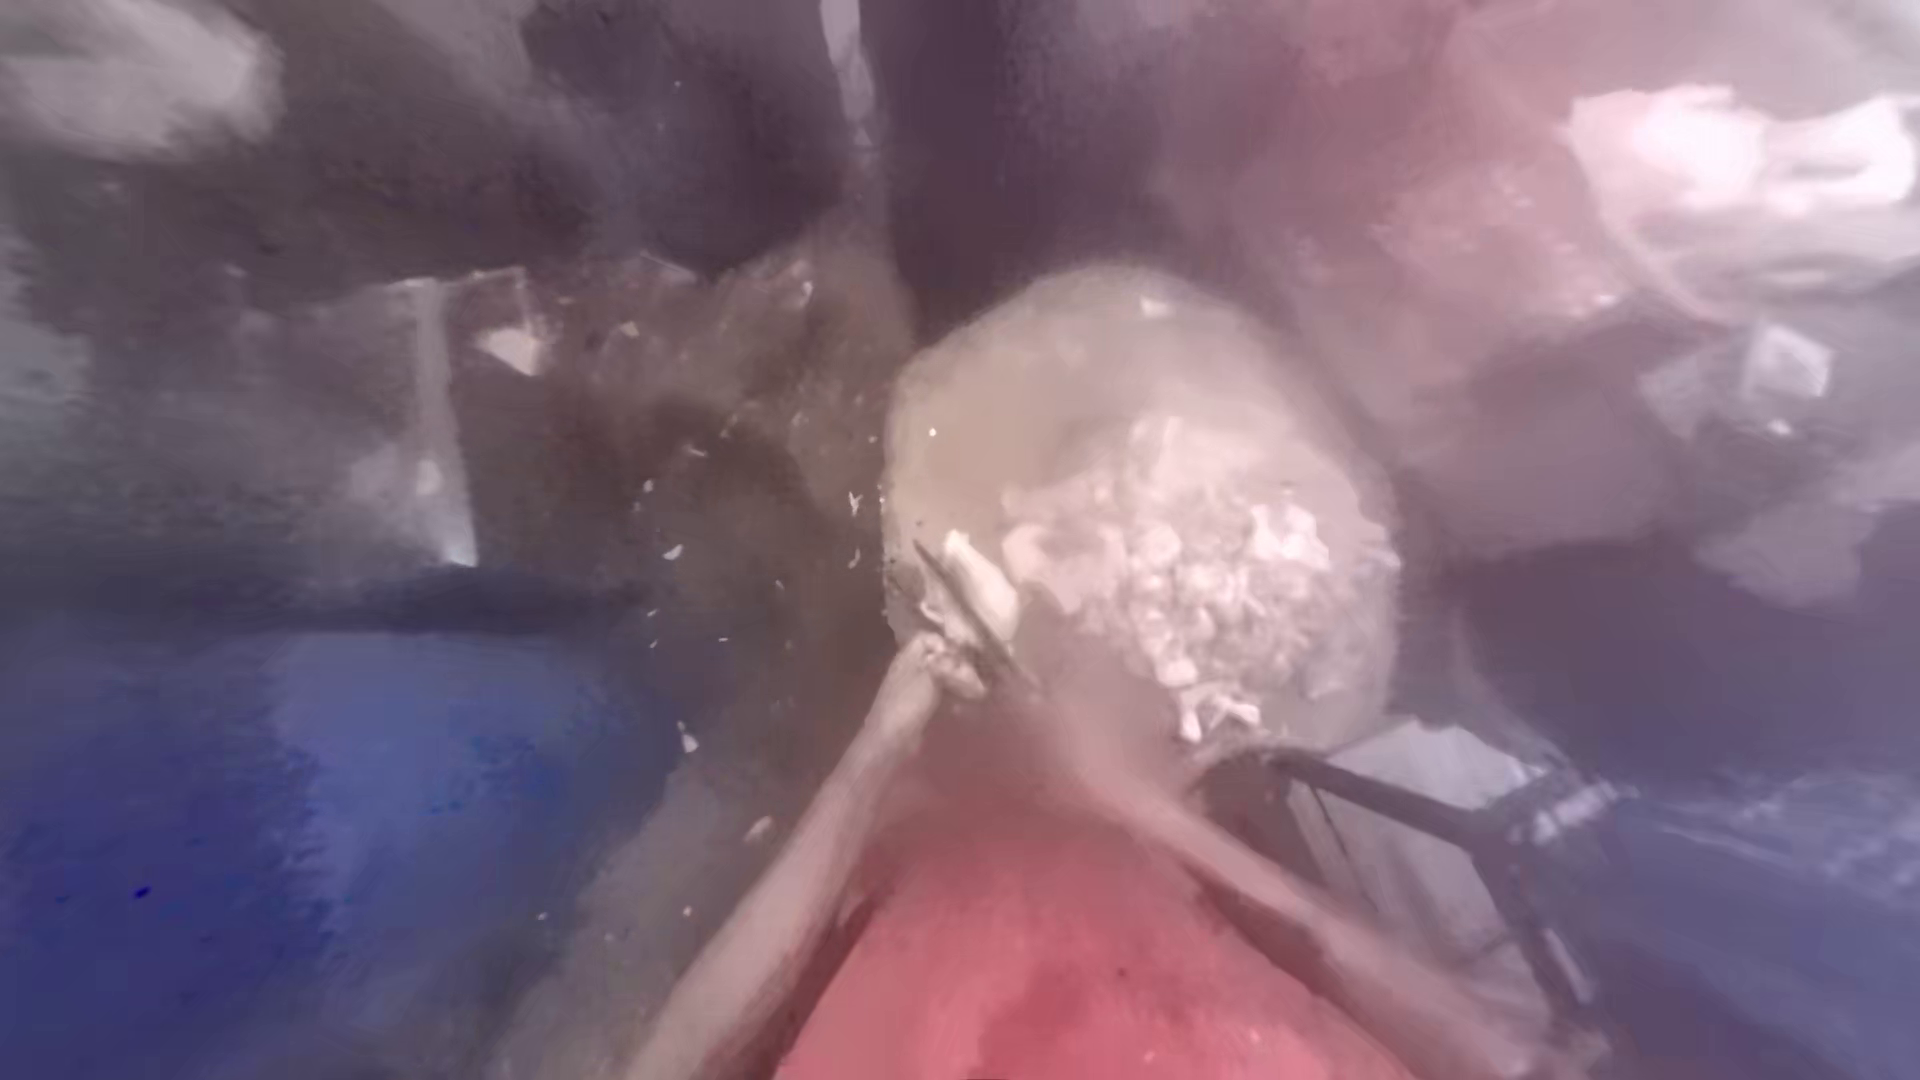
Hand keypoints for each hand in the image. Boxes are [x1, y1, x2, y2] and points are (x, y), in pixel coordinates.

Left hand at [860, 632, 980, 749]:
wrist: (890, 741)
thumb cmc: (908, 703)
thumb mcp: (930, 676)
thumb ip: (948, 663)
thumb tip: (964, 661)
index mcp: (907, 657)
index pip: (926, 638)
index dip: (944, 644)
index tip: (960, 656)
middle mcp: (911, 669)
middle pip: (937, 658)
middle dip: (957, 666)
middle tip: (973, 677)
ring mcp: (915, 689)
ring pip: (941, 678)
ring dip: (958, 683)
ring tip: (974, 692)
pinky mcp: (920, 708)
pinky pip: (940, 697)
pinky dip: (952, 699)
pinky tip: (962, 708)